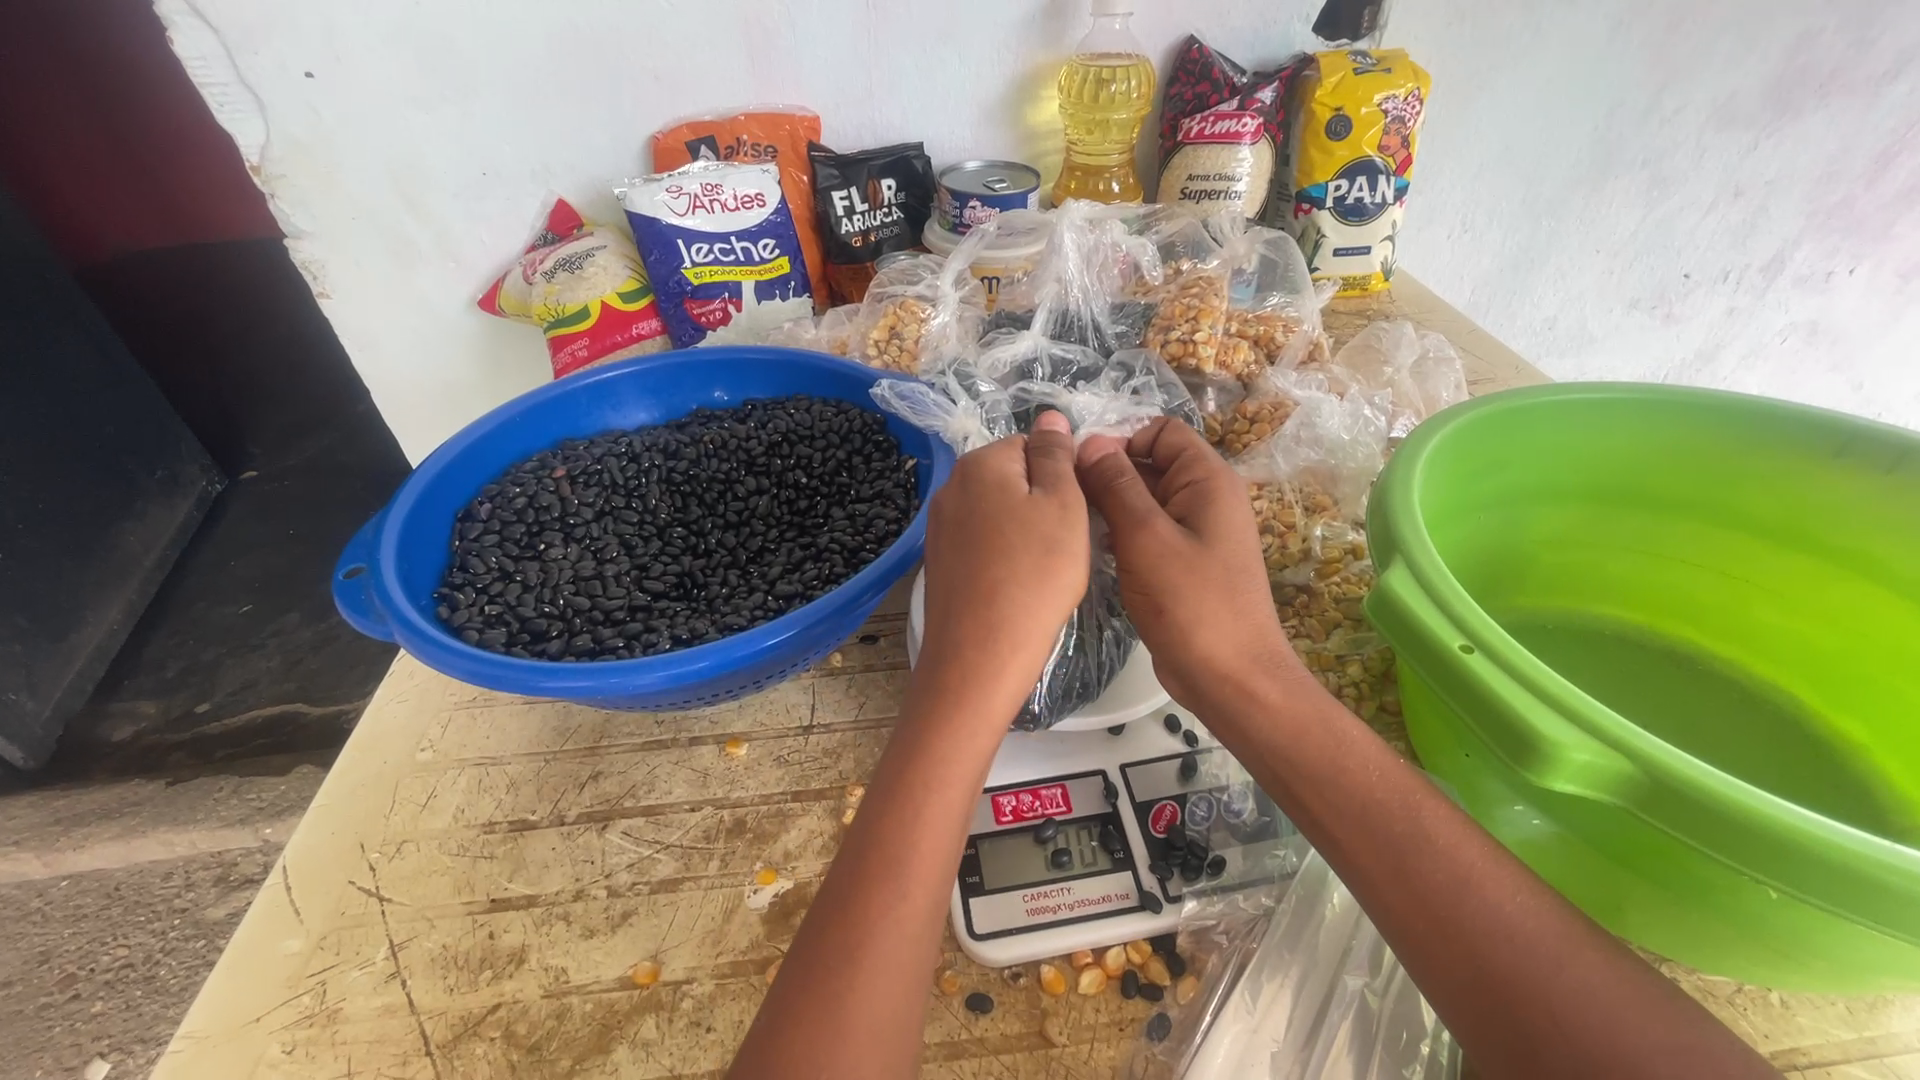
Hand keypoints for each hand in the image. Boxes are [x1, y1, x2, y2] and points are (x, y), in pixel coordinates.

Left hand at [919, 411, 1090, 720]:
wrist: (980, 654)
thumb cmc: (1035, 574)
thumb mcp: (1063, 504)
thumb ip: (1056, 454)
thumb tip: (1049, 415)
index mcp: (980, 462)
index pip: (1032, 444)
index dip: (1062, 475)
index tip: (1078, 511)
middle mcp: (951, 486)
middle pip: (1012, 477)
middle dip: (1041, 501)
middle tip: (1065, 543)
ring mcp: (939, 526)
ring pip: (997, 513)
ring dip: (1023, 531)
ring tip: (1042, 569)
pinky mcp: (938, 562)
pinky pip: (981, 543)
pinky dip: (1002, 556)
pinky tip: (1016, 584)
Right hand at [1075, 418, 1307, 715]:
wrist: (1230, 678)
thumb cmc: (1190, 602)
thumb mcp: (1144, 537)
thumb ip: (1116, 485)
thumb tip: (1091, 442)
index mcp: (1207, 480)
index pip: (1161, 431)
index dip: (1120, 439)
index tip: (1080, 469)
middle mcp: (1206, 499)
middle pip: (1151, 464)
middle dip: (1108, 475)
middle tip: (1067, 501)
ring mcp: (1196, 534)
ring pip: (1145, 502)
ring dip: (1111, 508)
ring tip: (1075, 527)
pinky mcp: (1185, 565)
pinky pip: (1148, 534)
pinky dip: (1122, 536)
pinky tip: (1095, 555)